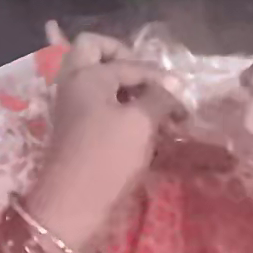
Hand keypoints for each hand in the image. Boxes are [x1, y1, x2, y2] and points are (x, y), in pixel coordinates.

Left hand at [24, 22, 185, 251]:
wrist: (72, 202)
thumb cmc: (107, 157)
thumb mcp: (141, 123)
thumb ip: (159, 97)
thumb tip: (172, 85)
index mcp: (86, 74)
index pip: (129, 63)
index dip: (160, 78)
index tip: (183, 101)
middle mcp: (72, 81)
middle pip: (93, 49)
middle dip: (123, 57)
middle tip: (148, 79)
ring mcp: (69, 102)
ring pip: (92, 74)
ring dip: (119, 81)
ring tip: (149, 104)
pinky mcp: (72, 124)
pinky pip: (92, 97)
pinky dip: (113, 100)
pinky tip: (137, 119)